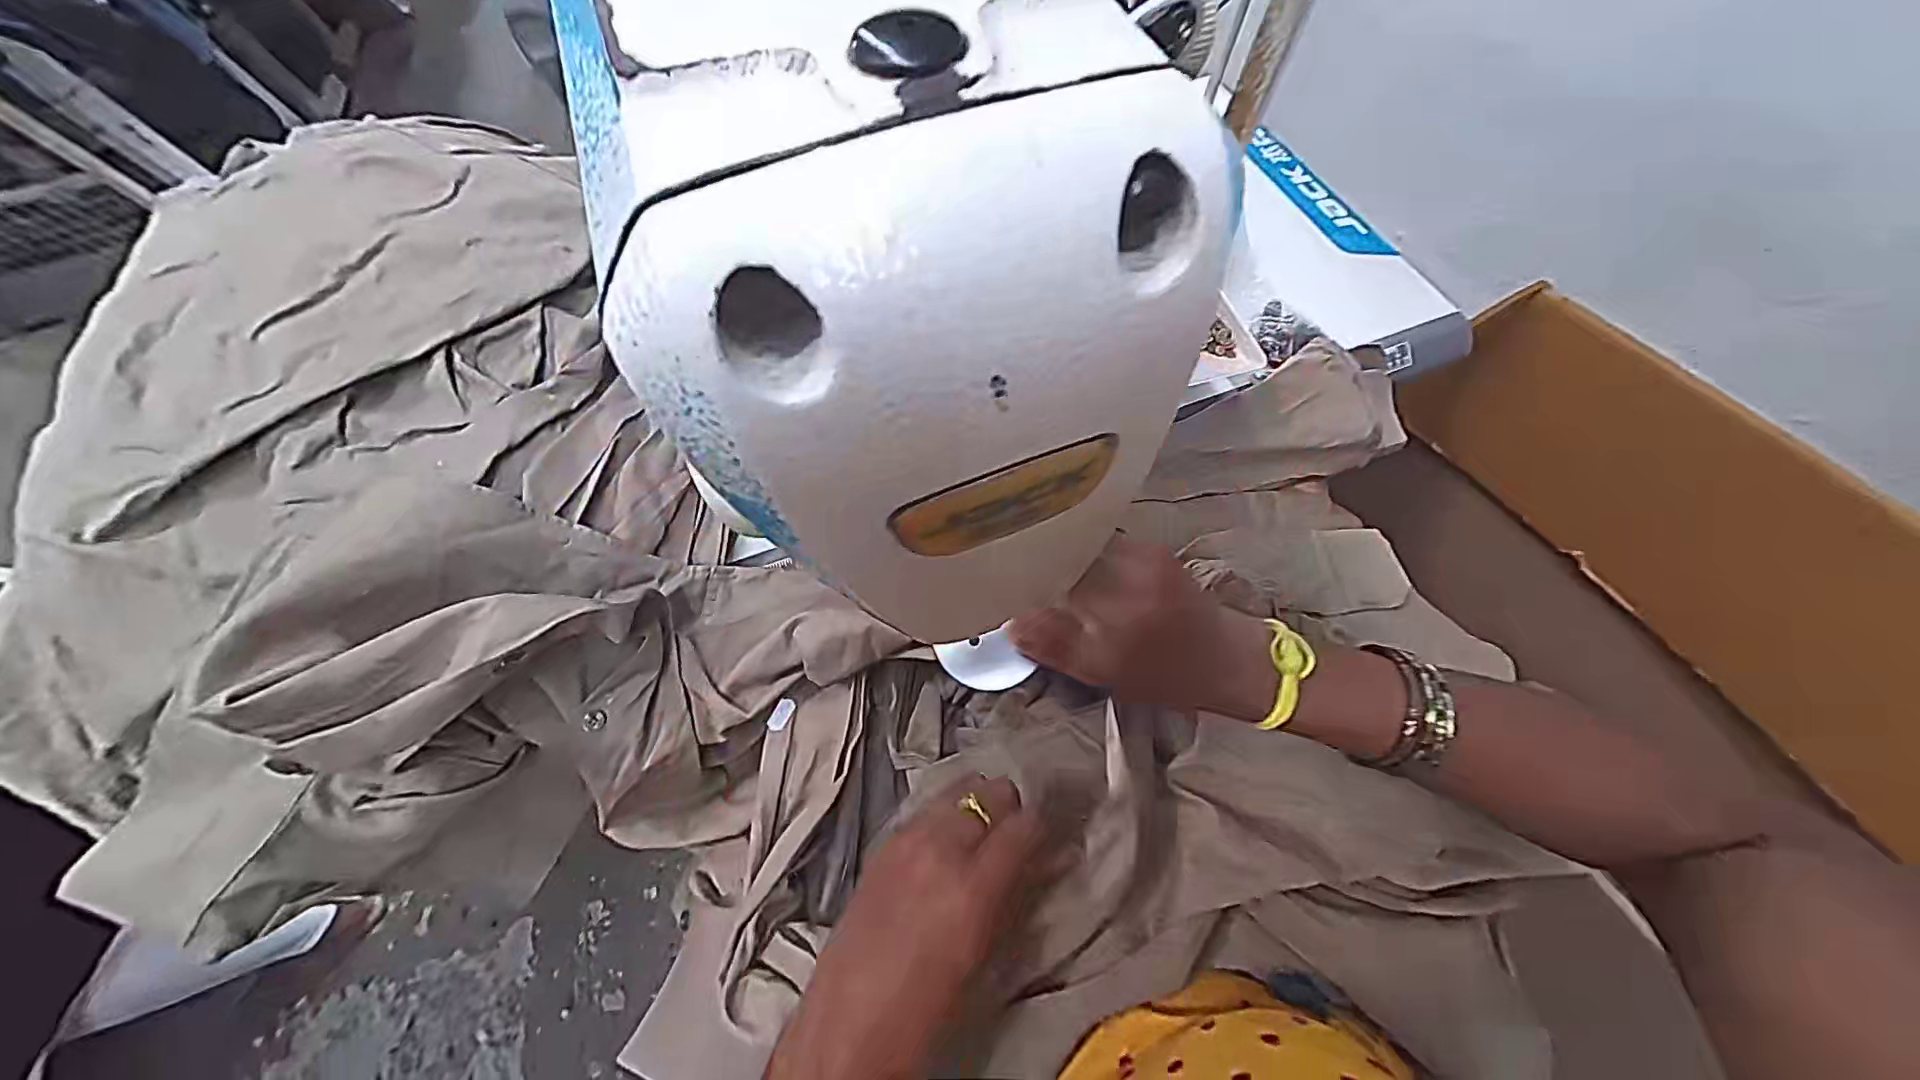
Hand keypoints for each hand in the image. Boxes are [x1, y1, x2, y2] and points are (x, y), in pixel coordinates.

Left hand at [766, 776, 1043, 1079]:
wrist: (847, 1026)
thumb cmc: (926, 1009)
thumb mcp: (986, 956)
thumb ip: (1018, 895)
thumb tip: (1047, 861)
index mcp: (972, 885)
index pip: (1025, 823)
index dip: (1044, 825)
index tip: (1051, 832)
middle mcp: (939, 848)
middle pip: (990, 791)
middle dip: (1010, 807)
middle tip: (1017, 832)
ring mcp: (905, 840)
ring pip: (956, 789)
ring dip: (976, 804)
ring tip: (982, 832)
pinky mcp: (882, 844)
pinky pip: (927, 808)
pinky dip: (945, 814)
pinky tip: (946, 840)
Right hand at [1008, 535, 1277, 718]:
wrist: (1228, 659)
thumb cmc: (1165, 676)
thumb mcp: (1104, 674)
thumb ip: (1055, 647)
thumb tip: (1009, 623)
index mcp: (1115, 610)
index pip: (1050, 576)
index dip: (1020, 575)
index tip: (999, 583)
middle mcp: (1129, 572)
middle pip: (1063, 552)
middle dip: (1036, 561)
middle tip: (1013, 575)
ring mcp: (1143, 554)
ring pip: (1082, 545)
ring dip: (1059, 556)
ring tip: (1041, 571)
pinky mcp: (1152, 548)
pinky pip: (1103, 544)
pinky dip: (1084, 555)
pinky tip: (1075, 568)